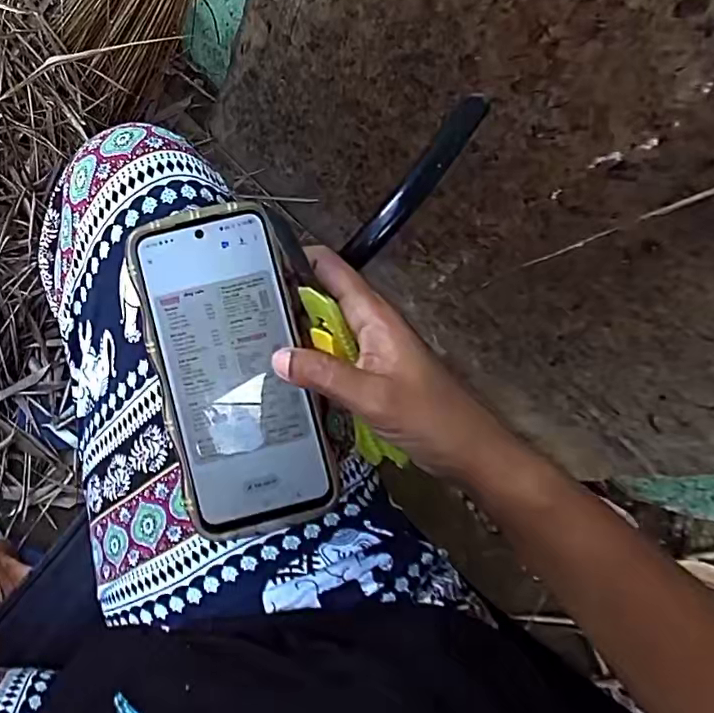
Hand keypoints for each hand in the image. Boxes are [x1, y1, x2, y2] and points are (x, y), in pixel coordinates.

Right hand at [273, 246, 536, 484]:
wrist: (471, 454)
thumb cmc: (431, 419)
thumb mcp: (372, 396)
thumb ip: (324, 374)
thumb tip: (276, 356)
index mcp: (375, 318)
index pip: (334, 271)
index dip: (301, 258)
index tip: (260, 260)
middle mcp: (370, 327)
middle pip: (323, 297)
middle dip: (287, 295)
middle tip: (243, 303)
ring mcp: (369, 350)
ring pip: (324, 328)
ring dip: (294, 328)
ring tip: (252, 332)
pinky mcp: (367, 373)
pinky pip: (329, 355)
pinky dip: (306, 356)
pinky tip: (283, 369)